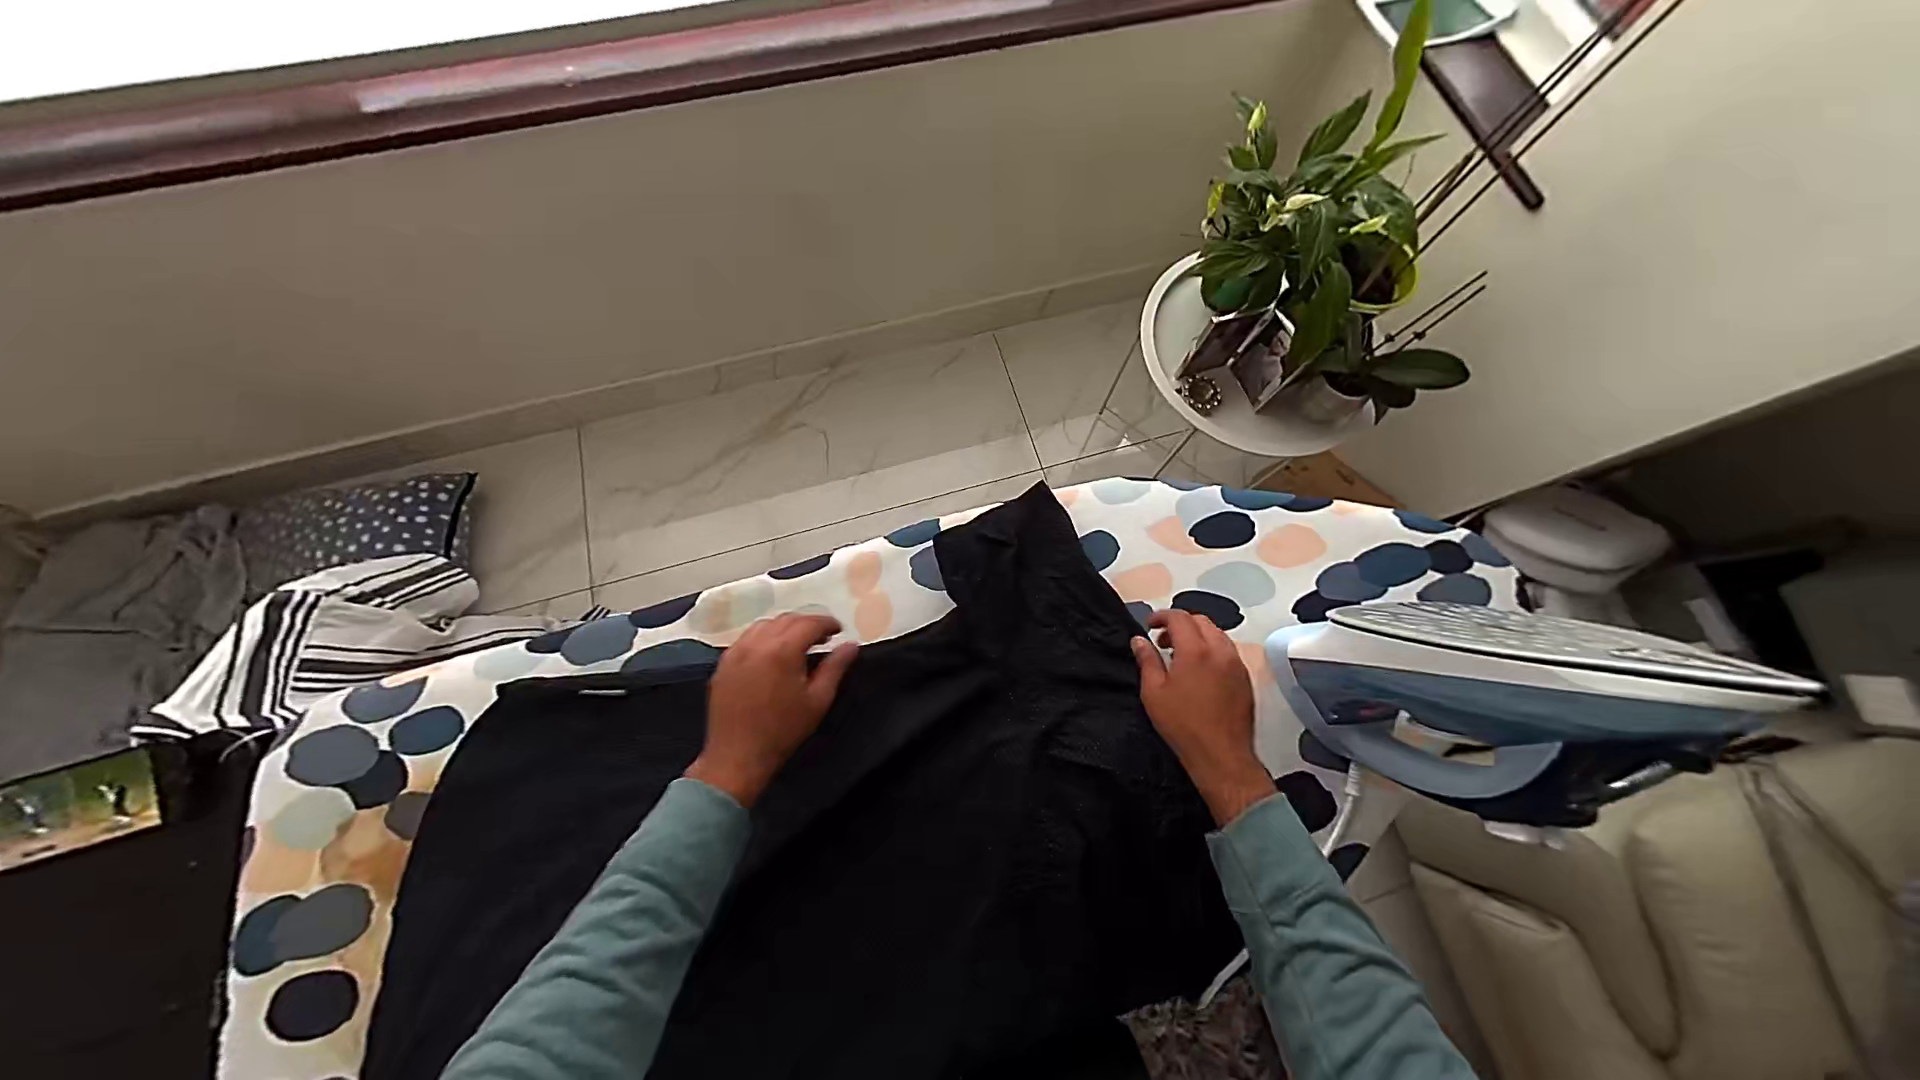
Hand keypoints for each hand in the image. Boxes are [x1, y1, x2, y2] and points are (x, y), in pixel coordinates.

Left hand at [686, 614, 858, 806]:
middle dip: (807, 623)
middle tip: (823, 637)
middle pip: (786, 619)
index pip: (809, 623)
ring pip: (764, 625)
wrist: (737, 757)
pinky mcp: (723, 664)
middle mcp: (756, 644)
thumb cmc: (783, 730)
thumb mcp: (818, 700)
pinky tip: (772, 654)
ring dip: (785, 627)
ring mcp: (735, 652)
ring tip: (798, 643)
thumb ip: (836, 667)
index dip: (827, 623)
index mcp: (782, 650)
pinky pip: (746, 639)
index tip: (839, 630)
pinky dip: (764, 637)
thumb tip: (851, 645)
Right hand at [1131, 610, 1271, 826]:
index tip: (1150, 625)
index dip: (1161, 616)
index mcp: (1195, 651)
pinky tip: (1199, 668)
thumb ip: (1146, 660)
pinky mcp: (1245, 678)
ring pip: (1217, 634)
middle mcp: (1220, 651)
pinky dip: (1211, 648)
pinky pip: (1227, 650)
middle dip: (1180, 623)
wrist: (1221, 755)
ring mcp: (1236, 664)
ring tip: (1180, 654)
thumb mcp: (1153, 692)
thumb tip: (1139, 640)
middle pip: (1201, 621)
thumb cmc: (1182, 724)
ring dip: (1197, 635)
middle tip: (1163, 640)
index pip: (1179, 618)